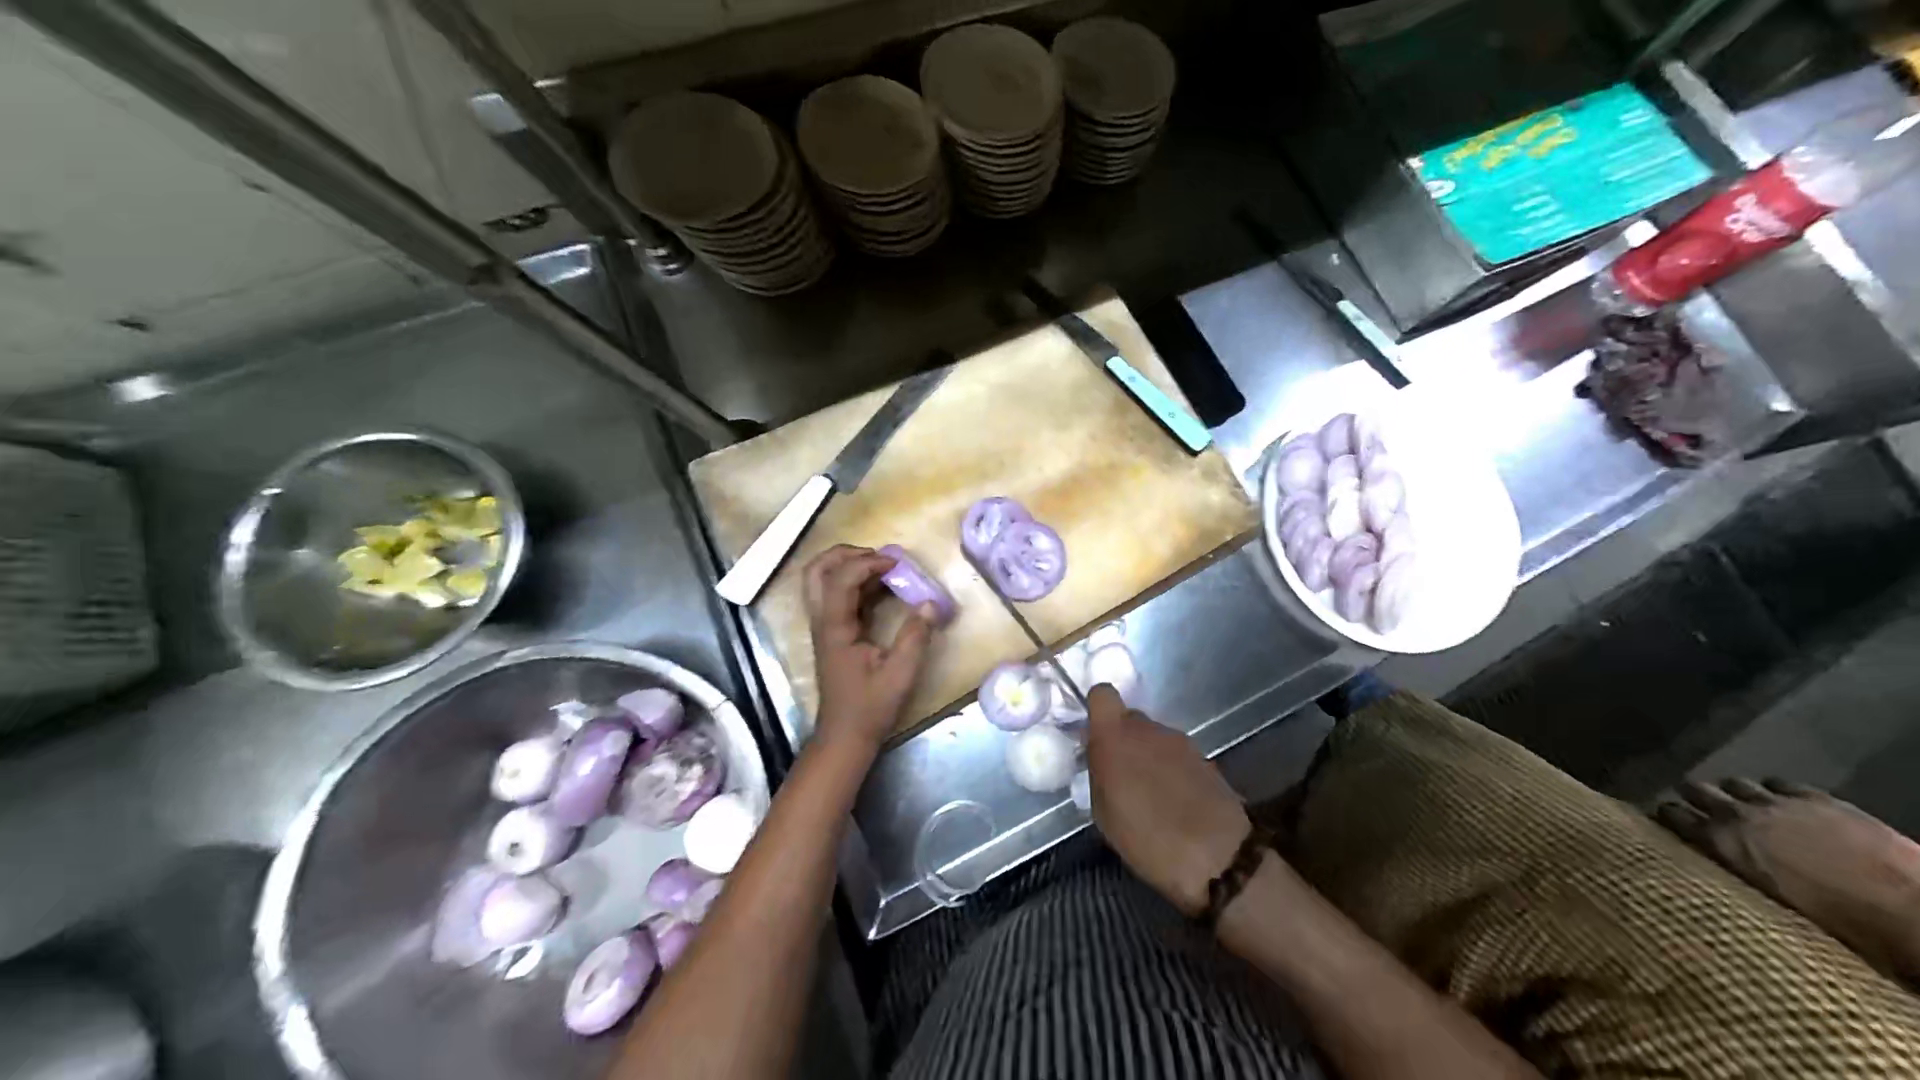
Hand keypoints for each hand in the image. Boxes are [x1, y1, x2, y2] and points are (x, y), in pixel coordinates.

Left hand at [803, 545, 936, 753]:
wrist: (845, 735)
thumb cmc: (870, 707)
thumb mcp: (899, 674)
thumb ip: (915, 637)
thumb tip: (931, 603)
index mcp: (834, 628)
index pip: (839, 580)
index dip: (867, 564)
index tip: (896, 565)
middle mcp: (822, 620)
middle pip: (817, 571)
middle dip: (845, 554)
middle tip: (878, 557)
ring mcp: (824, 625)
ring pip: (821, 580)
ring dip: (848, 565)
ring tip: (882, 568)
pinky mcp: (833, 632)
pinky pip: (835, 594)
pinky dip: (855, 582)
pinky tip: (882, 588)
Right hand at [1086, 684, 1250, 915]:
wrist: (1219, 858)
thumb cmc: (1147, 839)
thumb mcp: (1103, 813)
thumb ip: (1099, 774)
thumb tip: (1101, 759)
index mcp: (1115, 736)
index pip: (1102, 695)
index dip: (1097, 710)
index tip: (1095, 738)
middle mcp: (1148, 729)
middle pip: (1129, 718)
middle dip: (1123, 740)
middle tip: (1120, 775)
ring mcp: (1180, 742)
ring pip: (1154, 738)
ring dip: (1148, 757)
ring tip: (1149, 795)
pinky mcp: (1205, 758)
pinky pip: (1176, 756)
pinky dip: (1171, 771)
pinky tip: (1173, 803)